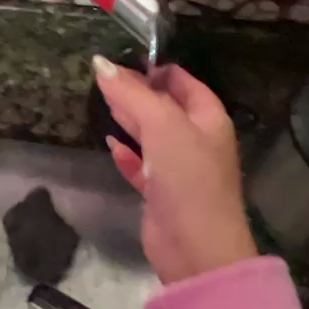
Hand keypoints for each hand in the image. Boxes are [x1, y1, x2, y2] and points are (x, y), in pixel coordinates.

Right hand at [94, 57, 256, 284]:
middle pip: (164, 106)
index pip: (181, 81)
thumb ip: (132, 93)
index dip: (154, 68)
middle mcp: (196, 140)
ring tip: (101, 102)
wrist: (196, 248)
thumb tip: (100, 62)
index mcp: (208, 118)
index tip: (120, 60)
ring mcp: (179, 168)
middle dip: (136, 91)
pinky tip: (109, 144)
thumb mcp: (161, 125)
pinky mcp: (161, 193)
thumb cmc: (188, 177)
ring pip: (151, 135)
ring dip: (129, 120)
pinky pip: (141, 166)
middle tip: (103, 79)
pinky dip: (126, 154)